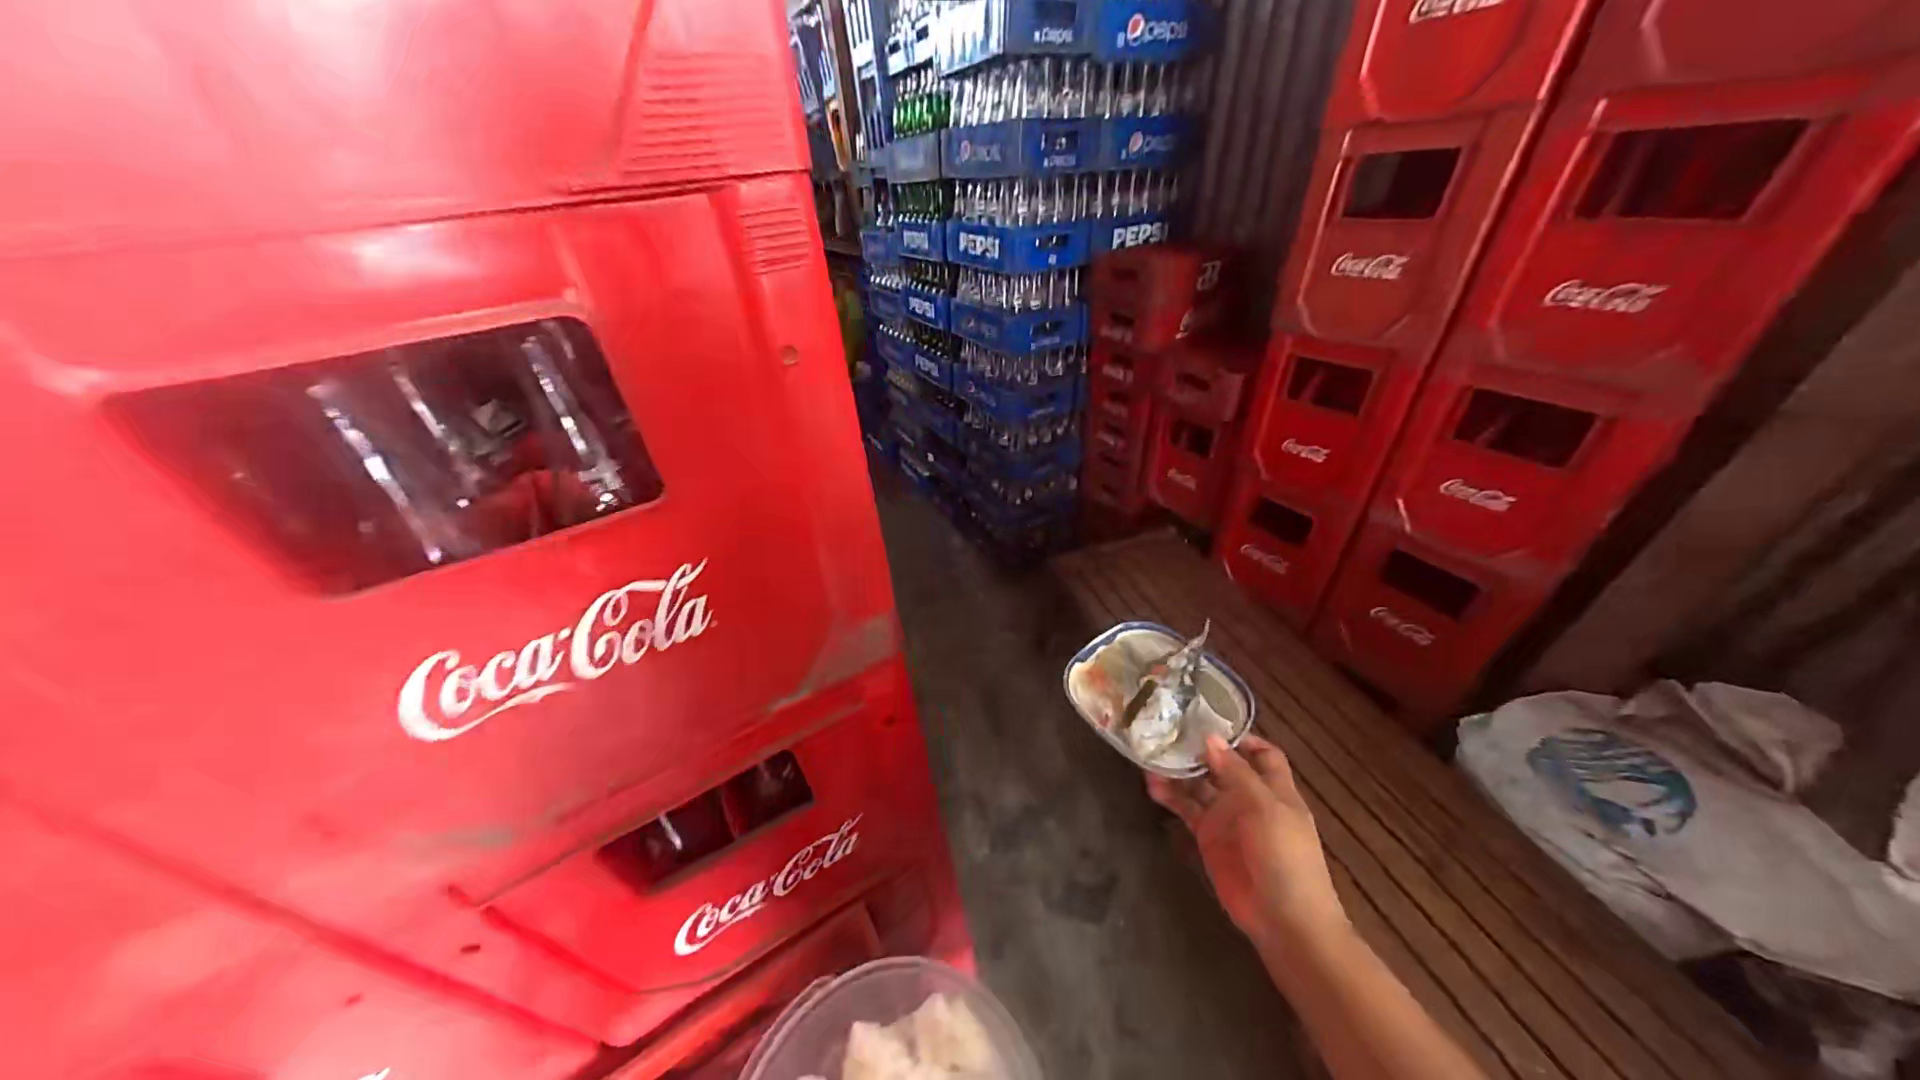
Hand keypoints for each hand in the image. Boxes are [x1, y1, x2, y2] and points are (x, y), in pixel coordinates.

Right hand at [1148, 734, 1348, 949]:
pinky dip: (1170, 796)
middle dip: (1199, 750)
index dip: (1243, 738)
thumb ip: (1236, 772)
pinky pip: (1187, 810)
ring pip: (1199, 785)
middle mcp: (1249, 798)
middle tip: (1168, 730)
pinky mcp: (1208, 838)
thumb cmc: (1285, 856)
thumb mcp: (1265, 807)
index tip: (1211, 721)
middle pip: (1223, 766)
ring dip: (1179, 771)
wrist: (1284, 918)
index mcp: (1274, 788)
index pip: (1263, 754)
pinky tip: (1152, 785)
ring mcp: (1227, 818)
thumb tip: (1210, 737)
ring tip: (1152, 755)